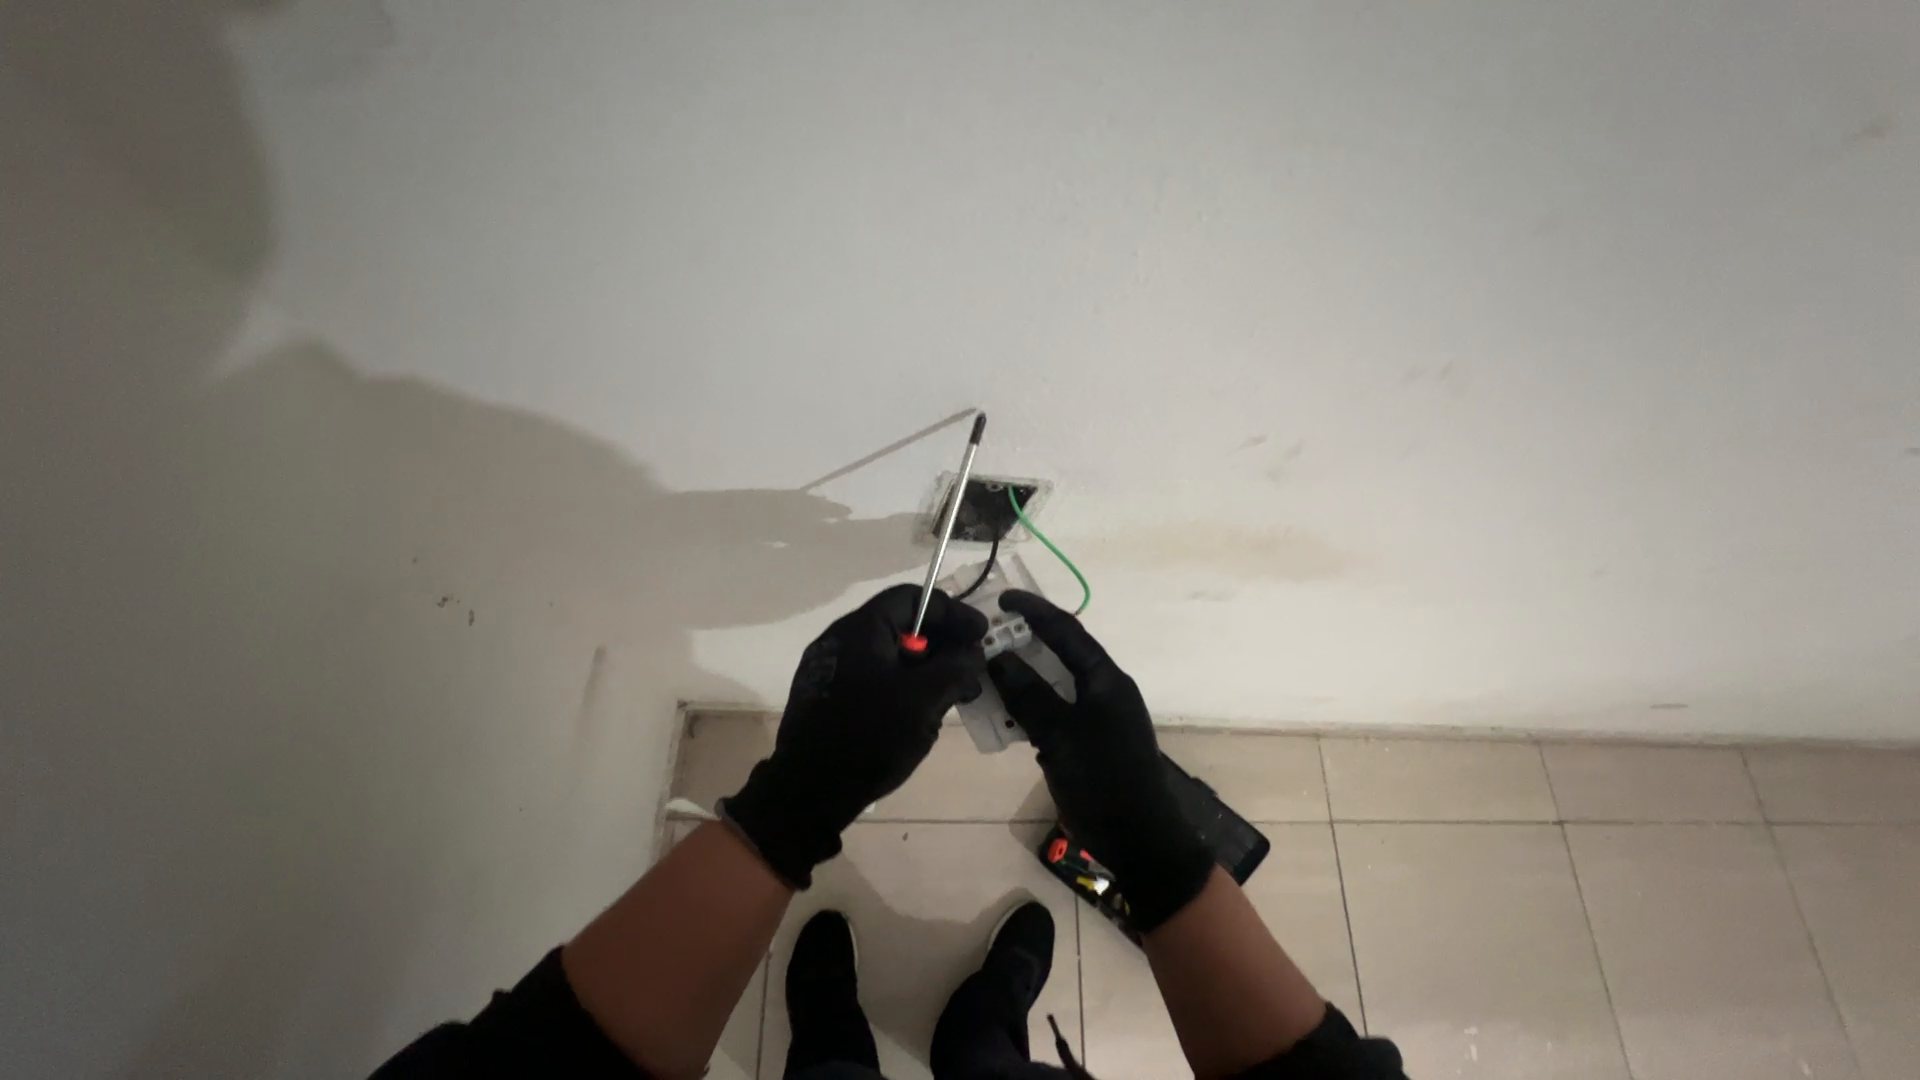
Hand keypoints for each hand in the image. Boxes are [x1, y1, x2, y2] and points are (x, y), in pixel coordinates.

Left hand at [720, 584, 987, 886]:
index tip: (980, 634)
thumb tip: (972, 652)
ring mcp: (829, 668)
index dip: (952, 612)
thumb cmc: (870, 735)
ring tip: (953, 692)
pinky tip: (922, 709)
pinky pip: (873, 676)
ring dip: (924, 667)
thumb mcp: (924, 699)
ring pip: (888, 654)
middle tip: (970, 665)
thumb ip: (956, 667)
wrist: (809, 792)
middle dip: (941, 642)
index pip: (912, 597)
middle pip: (900, 625)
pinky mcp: (827, 696)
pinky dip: (903, 684)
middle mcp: (841, 639)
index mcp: (861, 628)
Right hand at [987, 590, 1212, 930]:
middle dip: (1025, 641)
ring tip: (988, 670)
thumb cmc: (1103, 781)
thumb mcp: (1060, 736)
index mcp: (1106, 680)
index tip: (1002, 600)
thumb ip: (1029, 694)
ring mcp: (1097, 716)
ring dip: (1023, 675)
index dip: (1034, 612)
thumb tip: (997, 657)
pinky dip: (1029, 706)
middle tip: (988, 635)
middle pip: (1061, 653)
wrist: (1139, 838)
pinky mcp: (1088, 741)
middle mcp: (1104, 690)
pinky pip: (1054, 710)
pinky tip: (1004, 713)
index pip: (1067, 631)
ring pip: (1054, 683)